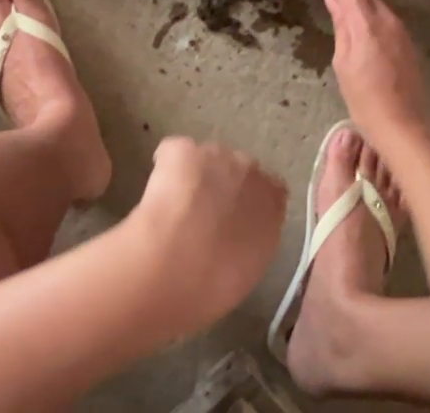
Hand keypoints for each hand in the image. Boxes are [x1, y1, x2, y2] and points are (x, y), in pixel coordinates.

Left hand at [124, 137, 285, 335]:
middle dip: (221, 182)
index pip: (269, 189)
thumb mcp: (252, 264)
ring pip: (204, 158)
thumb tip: (237, 233)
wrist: (180, 263)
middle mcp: (250, 170)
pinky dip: (164, 166)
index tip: (232, 216)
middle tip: (201, 211)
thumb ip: (252, 237)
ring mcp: (216, 154)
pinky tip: (156, 193)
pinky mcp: (182, 149)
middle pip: (236, 168)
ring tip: (175, 204)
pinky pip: (173, 152)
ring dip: (193, 175)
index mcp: (273, 202)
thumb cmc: (219, 281)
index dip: (246, 200)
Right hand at [327, 0, 426, 130]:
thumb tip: (334, 1)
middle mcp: (388, 20)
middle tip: (334, 14)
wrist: (402, 126)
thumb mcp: (342, 61)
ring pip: (378, 3)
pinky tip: (365, 42)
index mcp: (368, 24)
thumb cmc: (363, 98)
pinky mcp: (409, 43)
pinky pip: (387, 19)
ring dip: (361, 7)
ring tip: (348, 31)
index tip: (328, 2)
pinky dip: (373, 20)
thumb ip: (341, 26)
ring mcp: (402, 31)